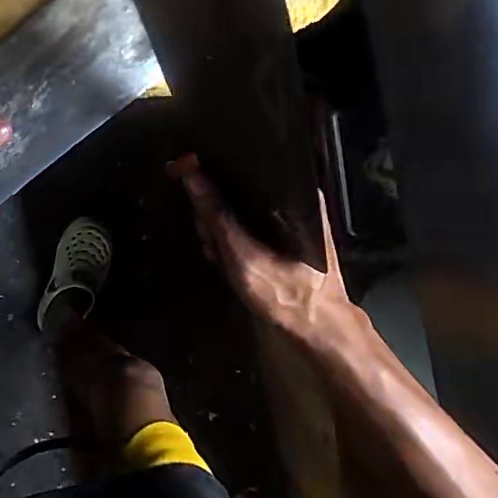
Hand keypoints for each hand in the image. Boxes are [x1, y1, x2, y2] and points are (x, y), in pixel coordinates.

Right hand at [172, 156, 369, 348]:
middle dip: (211, 213)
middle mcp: (292, 197)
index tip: (178, 174)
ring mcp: (288, 217)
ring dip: (218, 229)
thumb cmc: (286, 293)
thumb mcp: (242, 254)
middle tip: (207, 239)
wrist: (319, 332)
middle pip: (235, 188)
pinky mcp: (283, 235)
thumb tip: (190, 172)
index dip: (207, 172)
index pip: (240, 165)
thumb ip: (216, 214)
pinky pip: (245, 223)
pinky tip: (224, 257)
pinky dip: (230, 237)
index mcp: (291, 191)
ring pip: (237, 208)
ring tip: (218, 255)